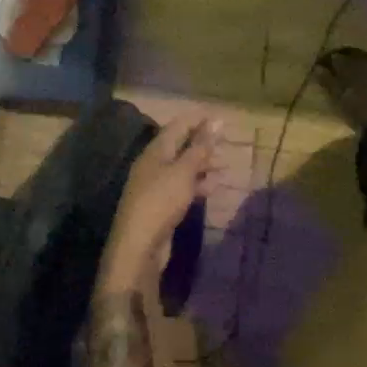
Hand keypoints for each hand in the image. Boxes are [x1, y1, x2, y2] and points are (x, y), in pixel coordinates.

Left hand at [99, 113, 220, 290]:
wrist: (138, 247)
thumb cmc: (161, 201)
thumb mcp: (184, 171)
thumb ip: (200, 147)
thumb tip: (216, 120)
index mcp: (156, 151)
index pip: (178, 126)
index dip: (198, 120)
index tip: (221, 119)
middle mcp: (154, 164)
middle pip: (180, 146)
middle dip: (203, 143)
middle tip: (227, 144)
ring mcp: (156, 185)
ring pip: (183, 168)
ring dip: (203, 165)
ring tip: (225, 166)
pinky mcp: (161, 205)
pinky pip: (182, 187)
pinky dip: (198, 184)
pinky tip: (212, 188)